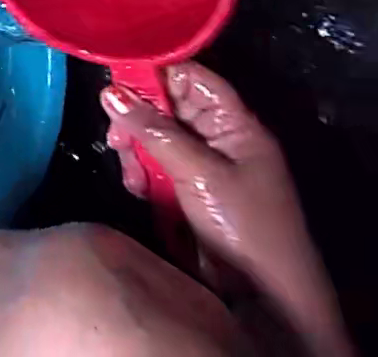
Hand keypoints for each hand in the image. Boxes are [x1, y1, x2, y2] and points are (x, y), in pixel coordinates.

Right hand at [102, 62, 352, 356]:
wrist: (268, 308)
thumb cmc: (245, 229)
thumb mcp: (198, 173)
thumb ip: (152, 129)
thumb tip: (109, 91)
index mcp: (235, 126)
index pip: (192, 77)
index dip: (156, 70)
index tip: (116, 73)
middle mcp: (218, 139)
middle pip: (164, 104)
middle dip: (136, 116)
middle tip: (116, 136)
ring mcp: (202, 165)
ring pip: (151, 134)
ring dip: (133, 148)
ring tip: (131, 172)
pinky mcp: (186, 189)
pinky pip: (151, 163)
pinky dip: (138, 171)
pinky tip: (139, 188)